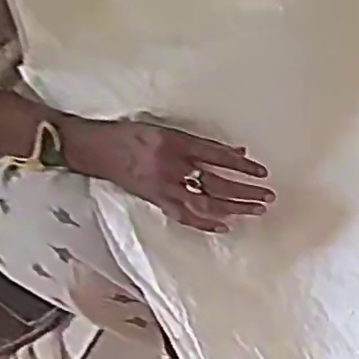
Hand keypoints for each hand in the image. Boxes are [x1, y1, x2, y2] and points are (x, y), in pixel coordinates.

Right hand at [61, 118, 272, 232]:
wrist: (88, 147)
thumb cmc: (130, 136)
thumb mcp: (165, 131)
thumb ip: (202, 144)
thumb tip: (239, 153)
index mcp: (173, 144)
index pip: (216, 156)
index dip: (241, 166)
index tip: (263, 172)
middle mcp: (170, 166)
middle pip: (216, 182)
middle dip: (245, 191)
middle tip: (269, 196)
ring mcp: (163, 186)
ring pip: (205, 202)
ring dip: (234, 208)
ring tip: (258, 210)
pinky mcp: (155, 199)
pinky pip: (184, 216)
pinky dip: (206, 223)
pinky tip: (226, 227)